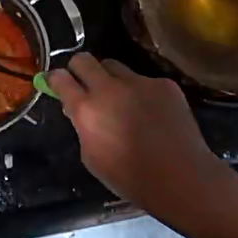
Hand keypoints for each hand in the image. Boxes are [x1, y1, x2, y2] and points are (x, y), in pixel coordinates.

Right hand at [48, 54, 227, 210]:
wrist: (181, 178)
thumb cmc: (130, 177)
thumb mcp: (92, 157)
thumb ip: (82, 127)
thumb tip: (77, 109)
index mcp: (86, 109)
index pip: (60, 78)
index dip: (55, 79)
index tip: (55, 83)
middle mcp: (109, 89)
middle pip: (84, 60)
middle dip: (79, 69)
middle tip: (85, 83)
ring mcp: (139, 82)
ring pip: (115, 66)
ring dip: (111, 79)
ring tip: (121, 99)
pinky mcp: (164, 84)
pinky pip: (144, 80)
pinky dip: (141, 92)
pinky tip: (152, 112)